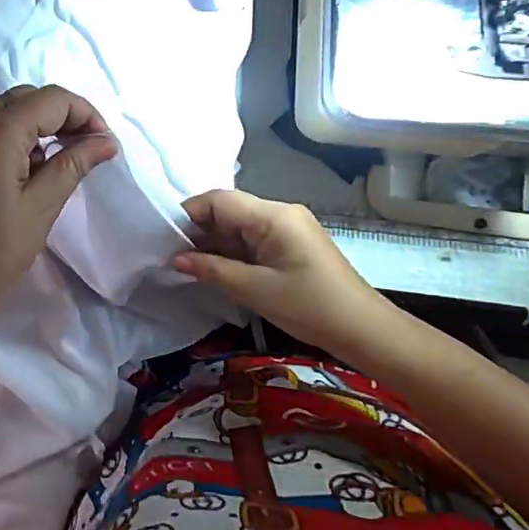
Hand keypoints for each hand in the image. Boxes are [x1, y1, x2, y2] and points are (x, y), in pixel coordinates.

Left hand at [0, 85, 119, 330]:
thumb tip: (106, 140)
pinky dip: (12, 140)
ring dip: (37, 127)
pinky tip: (25, 175)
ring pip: (3, 114)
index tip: (104, 143)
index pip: (50, 99)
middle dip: (61, 115)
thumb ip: (74, 164)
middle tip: (86, 148)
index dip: (85, 113)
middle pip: (25, 99)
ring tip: (58, 165)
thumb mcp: (42, 206)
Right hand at [171, 190, 405, 358]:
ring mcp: (288, 228)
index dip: (188, 213)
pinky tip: (214, 269)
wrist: (365, 330)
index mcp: (273, 216)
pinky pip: (253, 239)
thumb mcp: (255, 289)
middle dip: (199, 230)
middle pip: (228, 210)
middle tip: (171, 255)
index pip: (219, 200)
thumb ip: (212, 269)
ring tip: (187, 265)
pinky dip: (232, 252)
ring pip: (239, 225)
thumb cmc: (310, 307)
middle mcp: (280, 213)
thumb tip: (174, 258)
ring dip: (214, 243)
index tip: (164, 238)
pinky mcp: (291, 244)